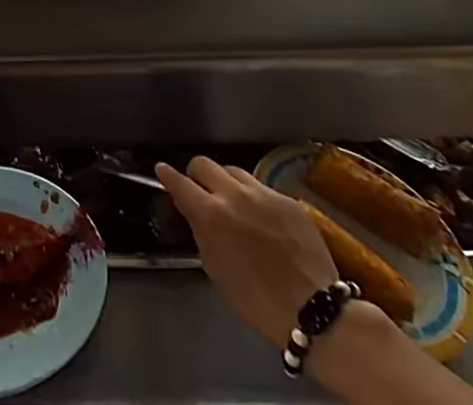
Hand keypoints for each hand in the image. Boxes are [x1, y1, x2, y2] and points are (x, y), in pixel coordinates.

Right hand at [155, 156, 336, 345]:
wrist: (311, 308)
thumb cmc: (254, 297)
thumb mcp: (214, 266)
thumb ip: (200, 230)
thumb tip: (194, 211)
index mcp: (210, 214)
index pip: (179, 182)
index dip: (166, 174)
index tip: (161, 170)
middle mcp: (235, 195)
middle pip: (204, 163)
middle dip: (195, 174)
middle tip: (199, 189)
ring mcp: (264, 194)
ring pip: (234, 170)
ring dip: (225, 182)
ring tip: (232, 201)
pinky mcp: (288, 200)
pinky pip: (261, 188)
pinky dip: (253, 197)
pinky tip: (260, 217)